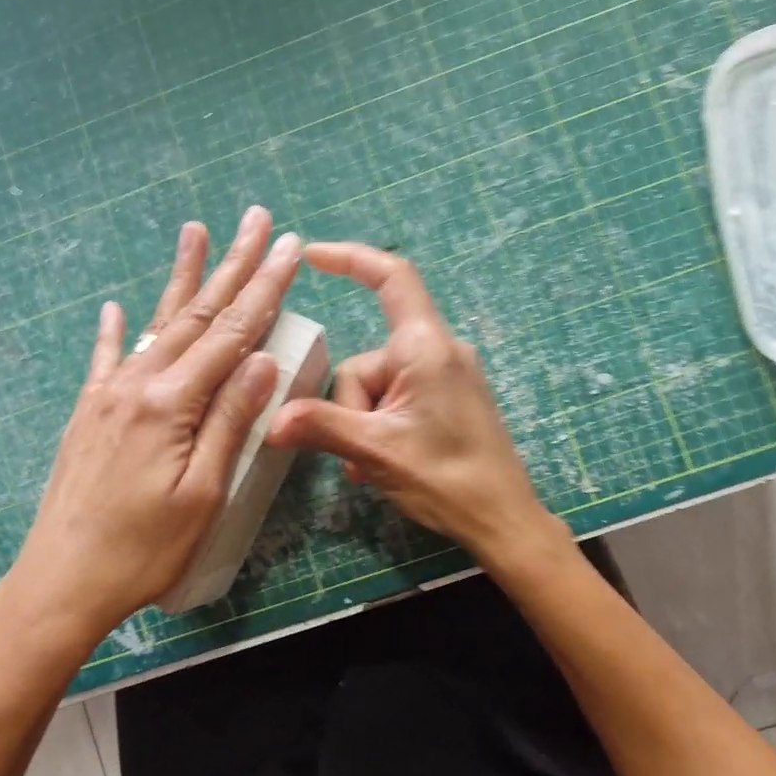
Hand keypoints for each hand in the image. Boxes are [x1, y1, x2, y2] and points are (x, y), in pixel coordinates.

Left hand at [6, 207, 302, 639]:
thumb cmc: (143, 550)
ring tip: (195, 232)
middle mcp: (136, 386)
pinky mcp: (87, 417)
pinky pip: (106, 361)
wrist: (62, 580)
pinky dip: (116, 332)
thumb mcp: (202, 493)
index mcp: (171, 404)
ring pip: (155, 327)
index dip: (263, 289)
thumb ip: (230, 422)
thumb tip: (262, 360)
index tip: (287, 248)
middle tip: (256, 220)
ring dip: (180, 280)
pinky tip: (116, 307)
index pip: (230, 334)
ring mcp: (107, 398)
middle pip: (195, 316)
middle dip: (231, 266)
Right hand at [266, 243, 558, 564]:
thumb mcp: (376, 450)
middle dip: (350, 406)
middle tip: (359, 453)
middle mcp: (438, 352)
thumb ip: (321, 426)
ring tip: (374, 466)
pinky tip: (386, 465)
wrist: (503, 520)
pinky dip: (381, 429)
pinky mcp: (449, 401)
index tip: (311, 255)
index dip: (350, 258)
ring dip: (363, 426)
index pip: (390, 277)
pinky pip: (398, 400)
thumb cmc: (447, 479)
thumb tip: (272, 421)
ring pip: (377, 387)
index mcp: (425, 348)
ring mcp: (446, 378)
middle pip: (366, 359)